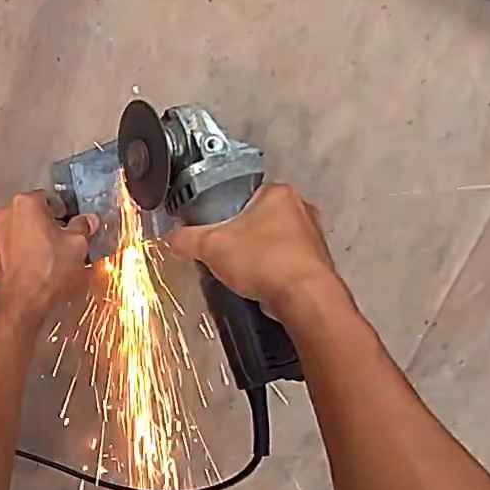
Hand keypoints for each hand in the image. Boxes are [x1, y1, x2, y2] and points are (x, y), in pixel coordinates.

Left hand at [0, 190, 96, 320]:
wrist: (23, 303)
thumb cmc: (50, 269)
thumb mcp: (77, 244)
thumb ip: (83, 226)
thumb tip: (88, 220)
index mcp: (26, 202)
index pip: (52, 199)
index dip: (67, 212)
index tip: (75, 226)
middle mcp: (5, 213)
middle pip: (35, 213)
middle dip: (51, 224)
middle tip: (67, 241)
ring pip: (24, 229)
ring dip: (38, 238)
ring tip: (54, 256)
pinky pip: (15, 245)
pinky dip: (26, 250)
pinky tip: (39, 265)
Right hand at [167, 183, 347, 316]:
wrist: (303, 296)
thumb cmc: (264, 260)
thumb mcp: (210, 246)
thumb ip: (187, 239)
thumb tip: (174, 239)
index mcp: (278, 193)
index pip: (244, 193)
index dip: (224, 210)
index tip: (212, 226)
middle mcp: (301, 209)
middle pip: (258, 218)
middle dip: (239, 235)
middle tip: (221, 250)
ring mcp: (311, 236)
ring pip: (273, 240)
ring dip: (256, 254)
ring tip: (238, 270)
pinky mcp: (315, 262)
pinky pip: (284, 262)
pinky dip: (270, 271)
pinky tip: (258, 283)